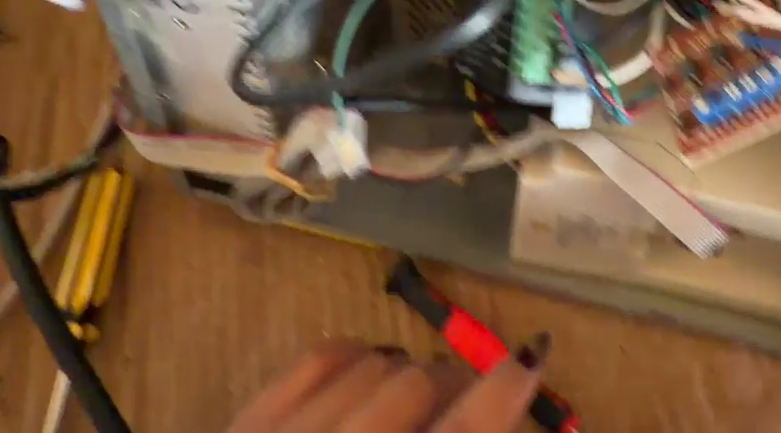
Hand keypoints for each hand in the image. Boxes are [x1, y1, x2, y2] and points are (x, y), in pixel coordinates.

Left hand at [229, 336, 548, 432]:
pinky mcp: (246, 421)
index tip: (533, 356)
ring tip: (408, 405)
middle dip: (453, 386)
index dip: (505, 390)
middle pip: (420, 384)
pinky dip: (355, 356)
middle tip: (460, 404)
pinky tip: (366, 376)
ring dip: (404, 376)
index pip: (461, 431)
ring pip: (375, 364)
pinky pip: (322, 355)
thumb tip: (492, 422)